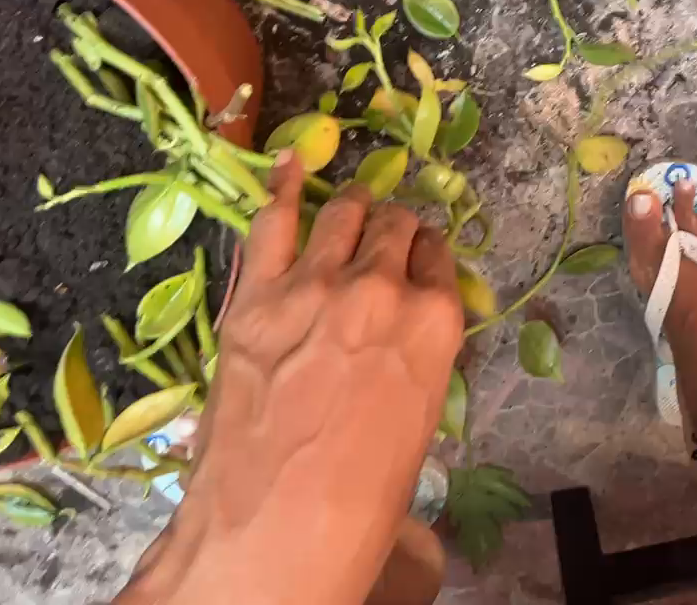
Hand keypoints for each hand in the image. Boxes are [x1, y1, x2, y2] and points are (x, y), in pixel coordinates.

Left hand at [118, 151, 463, 604]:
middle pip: (396, 226)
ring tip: (351, 209)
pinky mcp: (258, 296)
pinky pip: (274, 220)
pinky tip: (291, 162)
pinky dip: (284, 185)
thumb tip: (407, 326)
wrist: (275, 533)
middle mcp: (383, 287)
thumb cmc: (364, 494)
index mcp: (435, 320)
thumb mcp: (419, 414)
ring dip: (354, 207)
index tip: (417, 257)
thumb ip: (419, 349)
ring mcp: (316, 285)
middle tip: (384, 239)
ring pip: (345, 211)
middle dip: (395, 228)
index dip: (426, 254)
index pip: (438, 255)